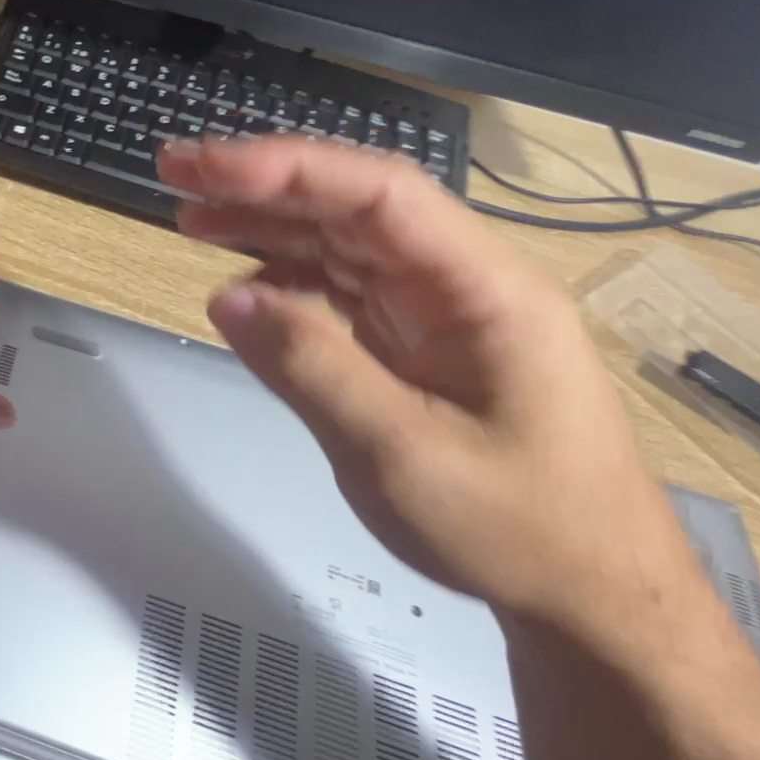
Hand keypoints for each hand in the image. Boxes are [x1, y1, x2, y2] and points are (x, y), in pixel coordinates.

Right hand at [158, 137, 695, 628]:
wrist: (584, 593)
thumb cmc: (515, 526)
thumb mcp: (399, 452)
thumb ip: (309, 366)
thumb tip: (225, 297)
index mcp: (483, 289)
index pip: (378, 195)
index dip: (287, 169)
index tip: (206, 166)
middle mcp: (460, 283)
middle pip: (351, 207)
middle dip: (260, 184)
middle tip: (175, 170)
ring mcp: (436, 311)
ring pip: (338, 243)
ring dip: (265, 224)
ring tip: (190, 216)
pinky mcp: (412, 342)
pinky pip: (338, 289)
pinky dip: (283, 278)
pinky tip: (240, 286)